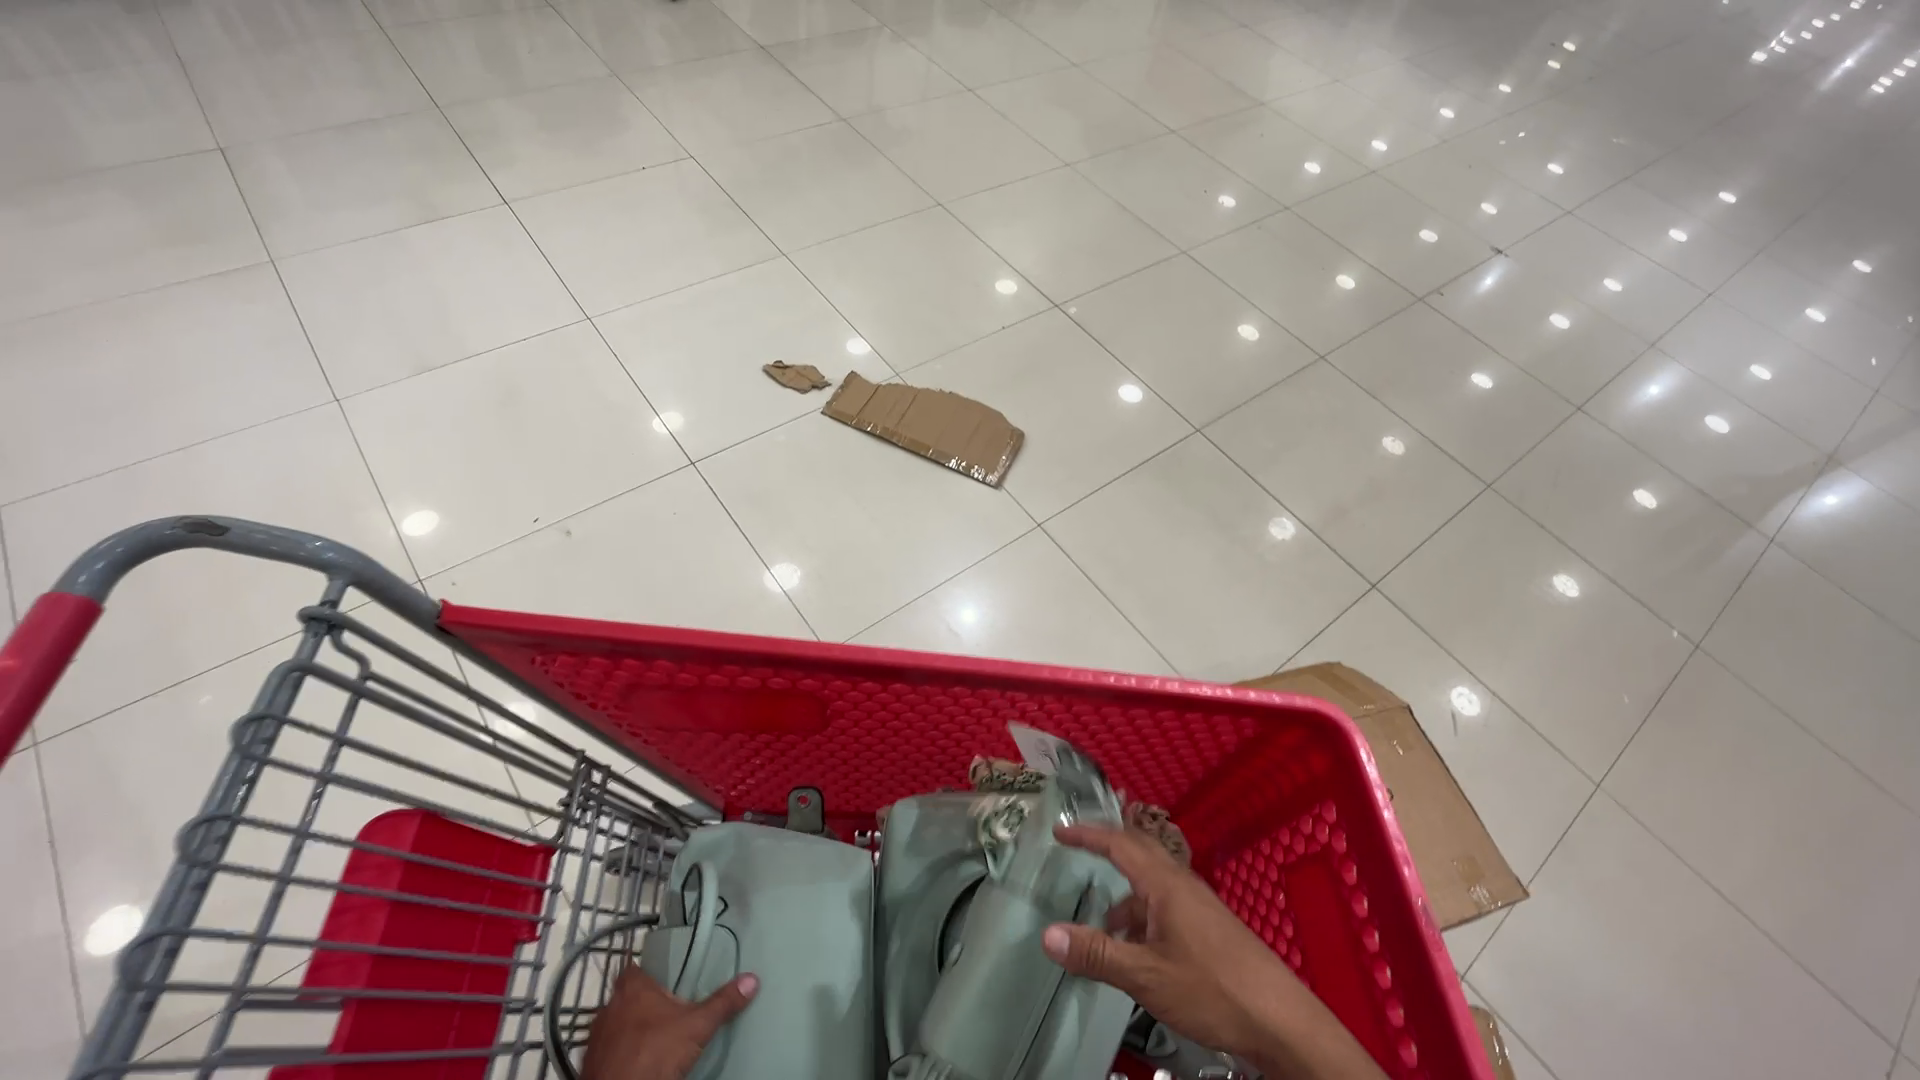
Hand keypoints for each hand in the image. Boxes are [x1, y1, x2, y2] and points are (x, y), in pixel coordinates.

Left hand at [580, 966, 756, 1079]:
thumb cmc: (655, 1052)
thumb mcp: (697, 1026)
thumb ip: (723, 1002)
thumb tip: (751, 980)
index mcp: (633, 988)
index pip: (635, 966)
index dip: (648, 970)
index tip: (664, 976)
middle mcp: (609, 1006)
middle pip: (626, 995)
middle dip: (643, 1001)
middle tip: (667, 1008)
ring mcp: (596, 1036)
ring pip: (615, 1022)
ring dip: (630, 1027)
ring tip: (654, 1035)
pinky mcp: (590, 1062)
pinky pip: (608, 1048)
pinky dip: (621, 1050)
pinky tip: (637, 1059)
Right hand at [1040, 825, 1382, 1079]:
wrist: (1282, 1022)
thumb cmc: (1212, 990)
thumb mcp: (1146, 976)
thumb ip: (1097, 954)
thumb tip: (1047, 934)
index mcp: (1166, 885)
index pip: (1121, 845)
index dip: (1088, 835)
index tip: (1061, 830)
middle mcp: (1184, 887)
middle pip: (1141, 854)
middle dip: (1108, 850)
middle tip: (1078, 850)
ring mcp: (1201, 908)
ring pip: (1154, 887)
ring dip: (1126, 896)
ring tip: (1103, 924)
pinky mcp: (1212, 931)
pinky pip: (1168, 908)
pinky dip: (1144, 918)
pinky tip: (1139, 951)